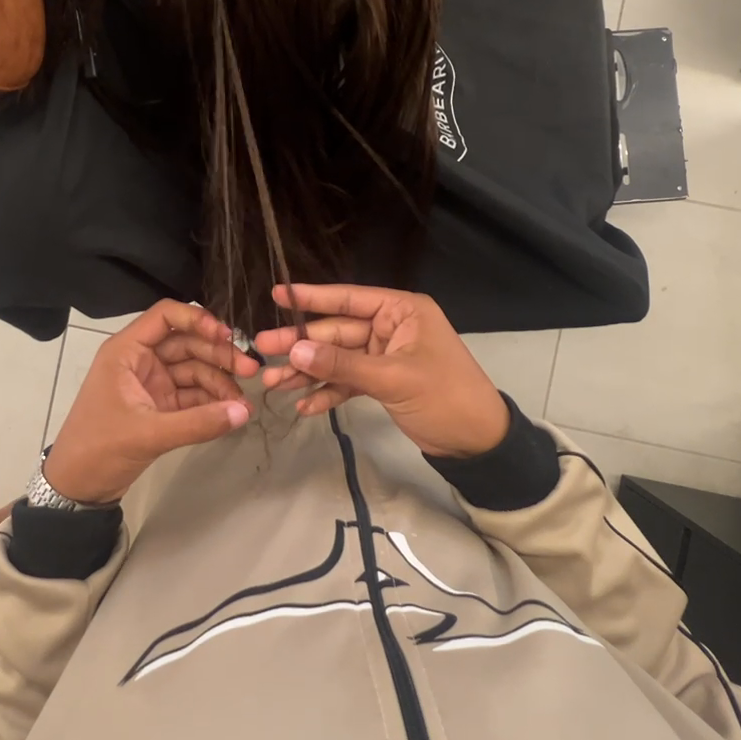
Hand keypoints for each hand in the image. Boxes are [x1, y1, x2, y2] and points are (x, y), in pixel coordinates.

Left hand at [42, 300, 259, 503]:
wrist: (77, 488)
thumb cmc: (99, 448)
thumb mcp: (148, 434)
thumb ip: (197, 423)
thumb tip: (243, 412)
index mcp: (126, 351)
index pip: (165, 317)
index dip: (197, 320)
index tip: (226, 336)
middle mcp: (141, 360)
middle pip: (187, 344)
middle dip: (219, 355)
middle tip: (251, 370)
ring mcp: (152, 384)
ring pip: (194, 370)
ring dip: (220, 381)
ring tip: (245, 400)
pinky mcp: (161, 407)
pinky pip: (193, 395)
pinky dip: (213, 402)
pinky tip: (234, 412)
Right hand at [254, 284, 507, 458]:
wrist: (478, 444)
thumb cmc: (445, 397)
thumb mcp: (394, 378)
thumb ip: (343, 364)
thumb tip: (295, 350)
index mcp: (401, 312)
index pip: (349, 298)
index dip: (311, 298)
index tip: (276, 295)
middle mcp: (390, 328)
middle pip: (336, 332)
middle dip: (300, 345)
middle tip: (262, 352)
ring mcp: (384, 356)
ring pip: (337, 359)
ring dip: (308, 372)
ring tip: (273, 385)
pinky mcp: (382, 383)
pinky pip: (347, 382)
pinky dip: (327, 392)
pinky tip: (304, 406)